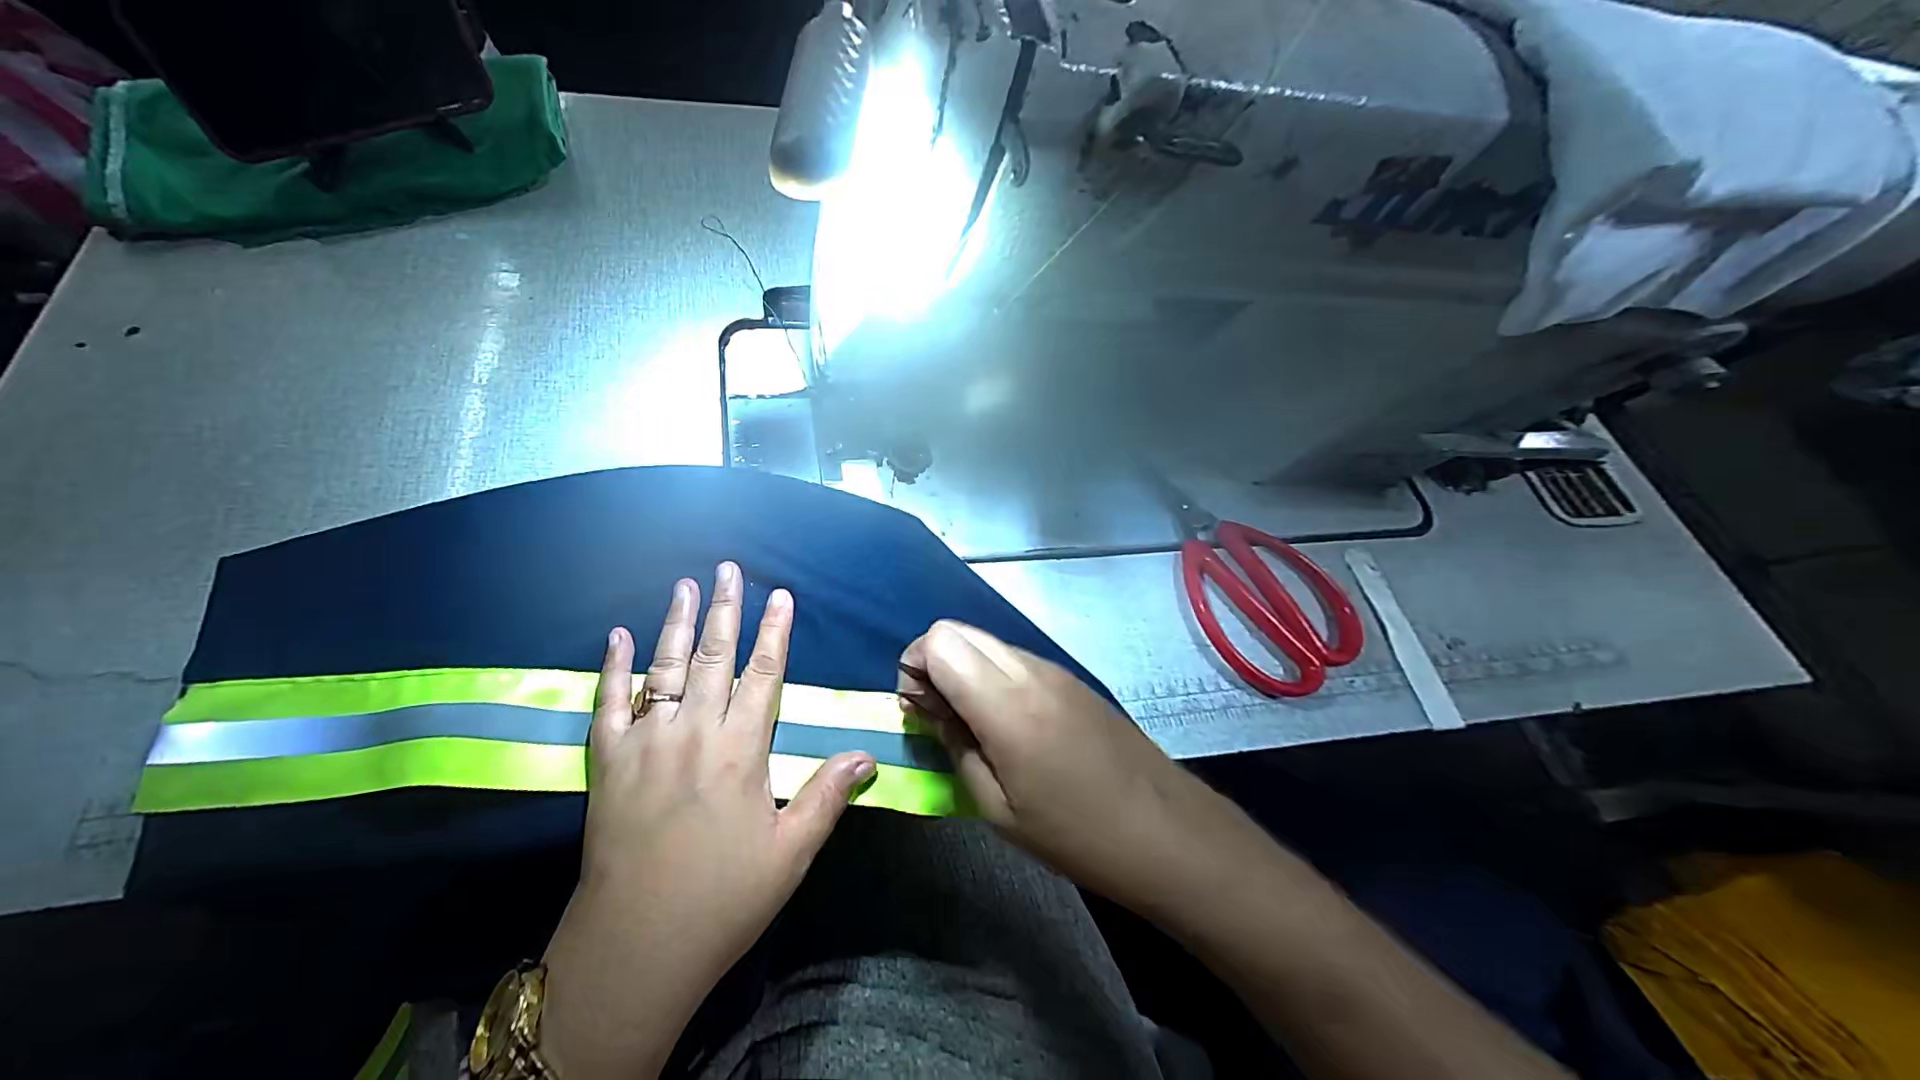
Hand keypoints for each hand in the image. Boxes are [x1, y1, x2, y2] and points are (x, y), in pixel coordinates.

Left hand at [540, 563, 875, 1079]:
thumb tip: (867, 755)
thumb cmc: (725, 898)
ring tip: (686, 584)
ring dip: (678, 623)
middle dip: (727, 610)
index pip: (763, 675)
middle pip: (715, 658)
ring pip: (665, 668)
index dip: (774, 633)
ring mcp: (645, 743)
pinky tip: (618, 636)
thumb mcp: (791, 852)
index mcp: (741, 751)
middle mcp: (694, 733)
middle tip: (730, 569)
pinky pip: (608, 703)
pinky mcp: (606, 762)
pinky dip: (612, 667)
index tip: (780, 596)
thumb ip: (828, 796)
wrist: (636, 944)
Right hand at [899, 621, 1286, 917]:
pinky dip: (994, 676)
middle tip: (939, 715)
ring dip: (965, 668)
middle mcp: (1030, 671)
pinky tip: (1008, 723)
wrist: (1166, 832)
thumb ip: (956, 746)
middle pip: (959, 631)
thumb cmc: (1075, 833)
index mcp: (1007, 703)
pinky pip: (1016, 659)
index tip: (917, 710)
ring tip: (973, 723)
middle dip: (934, 663)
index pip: (939, 640)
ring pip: (988, 642)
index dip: (914, 667)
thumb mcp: (998, 809)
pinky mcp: (1073, 680)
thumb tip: (930, 708)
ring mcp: (1056, 671)